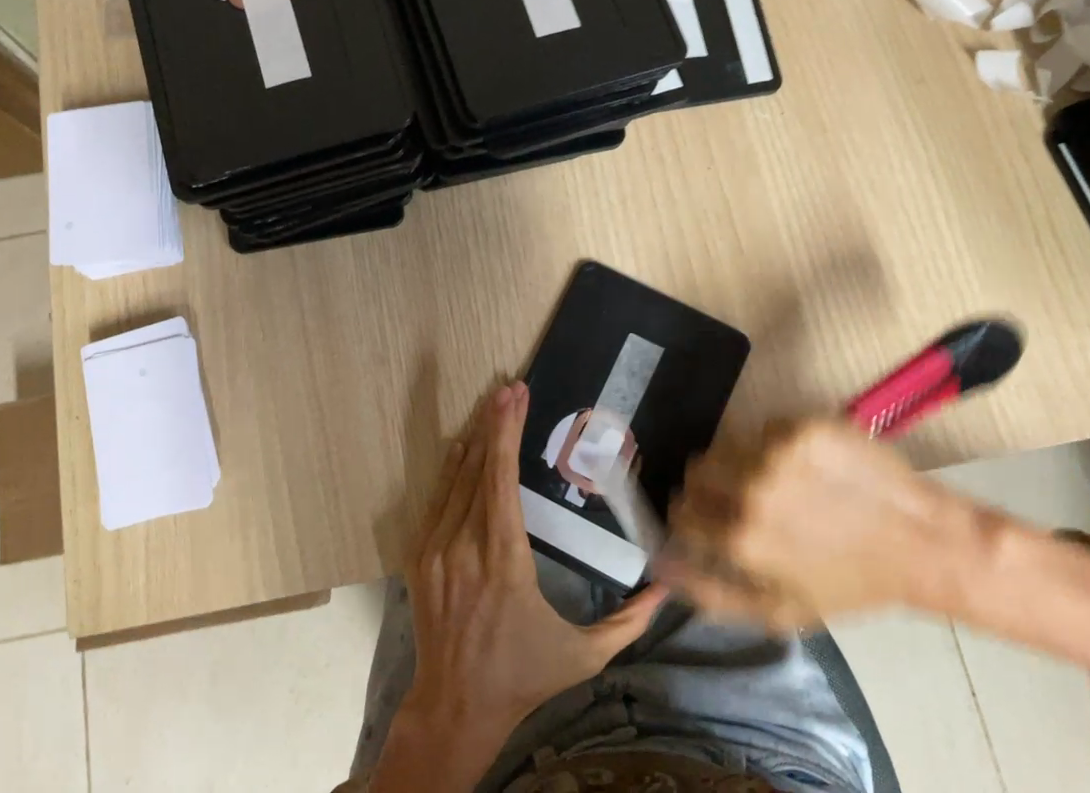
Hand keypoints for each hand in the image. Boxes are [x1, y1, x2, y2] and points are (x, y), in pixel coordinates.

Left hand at [381, 383, 667, 781]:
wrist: (454, 704)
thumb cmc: (523, 675)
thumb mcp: (584, 654)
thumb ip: (630, 621)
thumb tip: (671, 590)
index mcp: (503, 560)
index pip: (500, 480)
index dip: (506, 433)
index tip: (515, 397)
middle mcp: (463, 546)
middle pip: (477, 468)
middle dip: (493, 422)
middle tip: (509, 387)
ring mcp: (435, 550)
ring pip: (453, 479)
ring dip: (473, 440)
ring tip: (491, 406)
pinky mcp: (418, 557)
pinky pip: (435, 501)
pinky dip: (451, 470)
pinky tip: (463, 446)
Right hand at [662, 416, 992, 629]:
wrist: (924, 544)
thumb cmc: (849, 584)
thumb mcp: (777, 610)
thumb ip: (709, 592)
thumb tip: (660, 565)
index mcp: (740, 537)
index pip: (682, 509)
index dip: (692, 514)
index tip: (707, 518)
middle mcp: (751, 489)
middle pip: (698, 469)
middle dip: (711, 484)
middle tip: (741, 496)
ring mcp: (778, 452)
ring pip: (731, 443)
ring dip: (744, 460)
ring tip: (779, 480)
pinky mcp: (805, 426)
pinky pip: (768, 427)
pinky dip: (778, 444)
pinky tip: (808, 466)